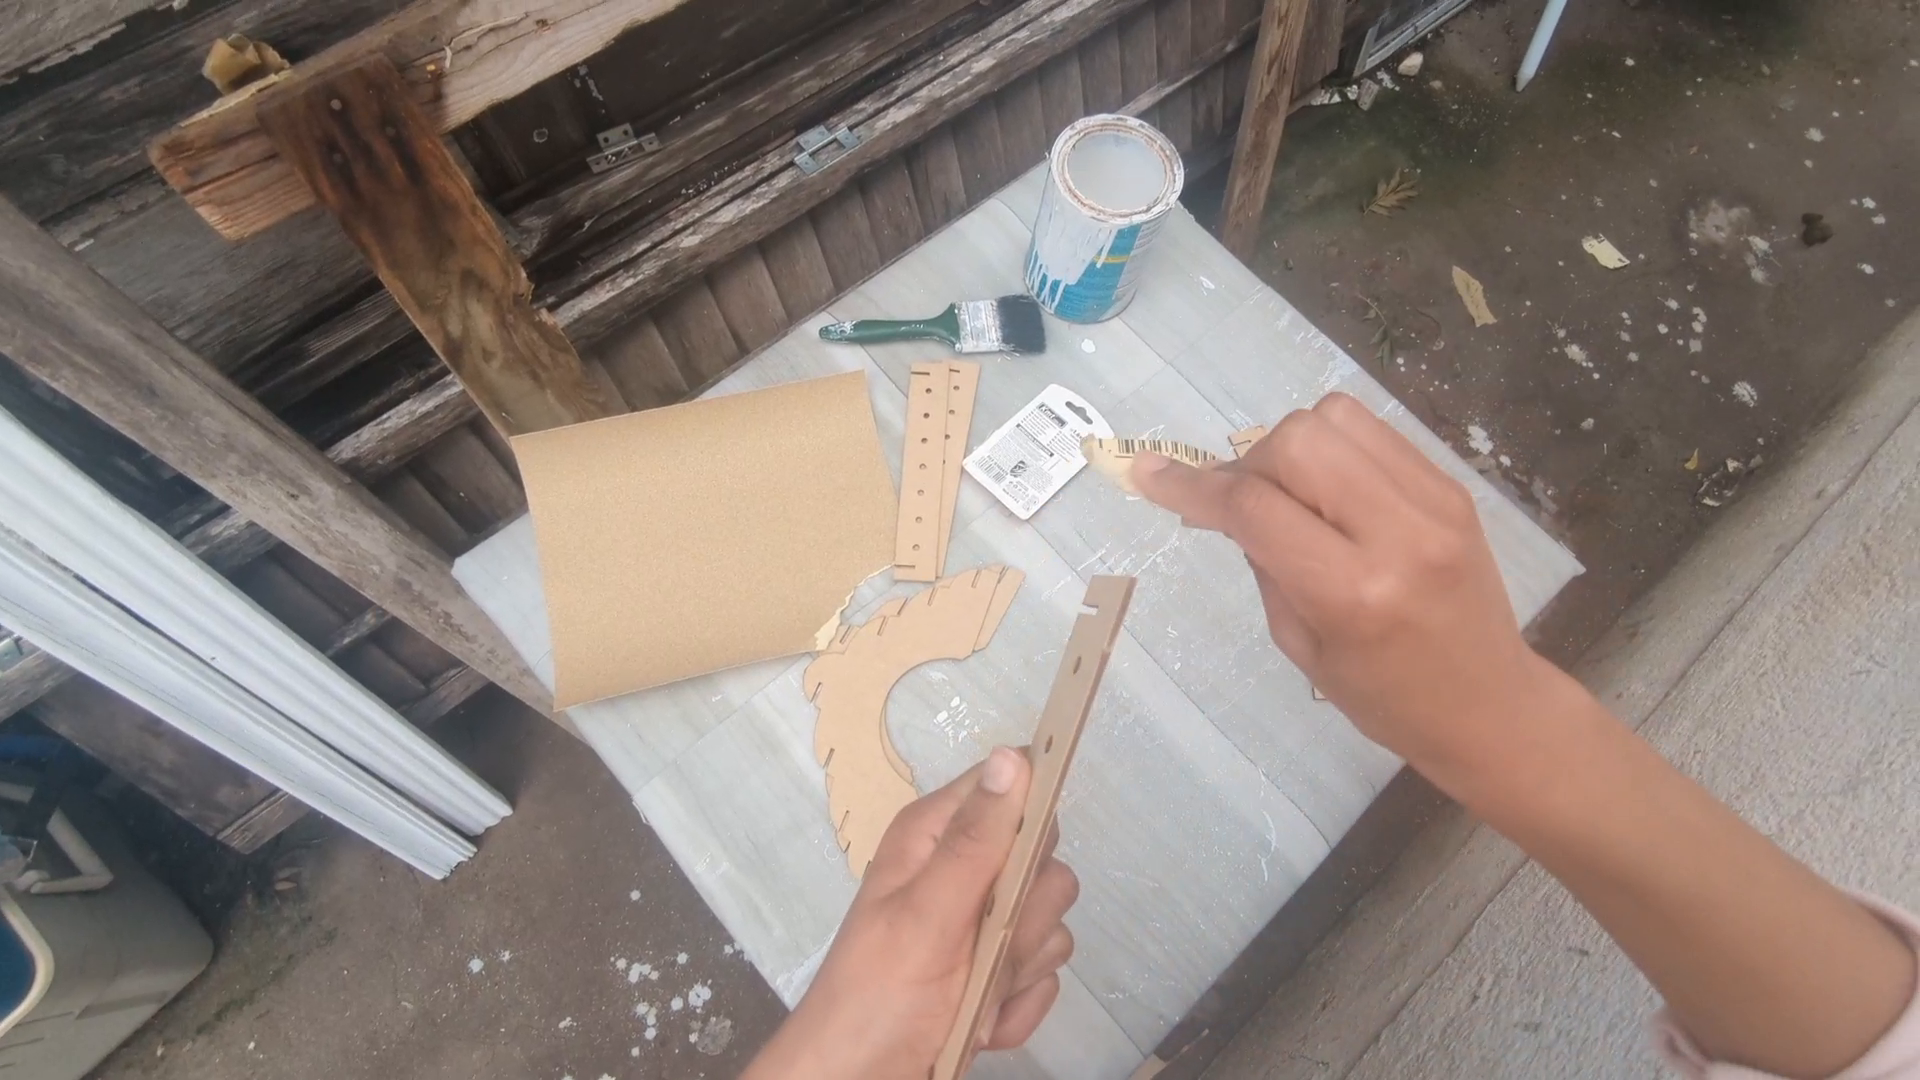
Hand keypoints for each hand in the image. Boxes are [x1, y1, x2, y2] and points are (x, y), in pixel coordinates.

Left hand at [742, 746, 1078, 1079]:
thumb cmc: (879, 995)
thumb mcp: (925, 913)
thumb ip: (975, 840)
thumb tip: (1015, 754)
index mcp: (937, 833)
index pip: (1010, 784)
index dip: (1030, 811)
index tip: (1026, 857)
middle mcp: (965, 866)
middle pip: (1043, 857)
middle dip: (1026, 912)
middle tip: (982, 941)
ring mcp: (986, 918)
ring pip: (1052, 920)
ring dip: (1018, 970)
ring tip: (971, 994)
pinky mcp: (1001, 966)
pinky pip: (1045, 974)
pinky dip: (1015, 1006)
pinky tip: (978, 1021)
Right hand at [1131, 392, 1556, 798]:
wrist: (1490, 703)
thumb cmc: (1379, 695)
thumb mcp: (1297, 640)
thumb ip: (1262, 558)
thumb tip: (1226, 500)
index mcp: (1351, 591)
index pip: (1254, 508)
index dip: (1191, 487)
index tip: (1148, 474)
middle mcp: (1398, 532)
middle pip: (1296, 442)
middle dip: (1248, 465)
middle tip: (1242, 504)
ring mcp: (1434, 501)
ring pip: (1333, 418)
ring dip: (1289, 447)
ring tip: (1287, 494)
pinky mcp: (1452, 485)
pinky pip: (1369, 431)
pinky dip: (1328, 447)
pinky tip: (1326, 488)